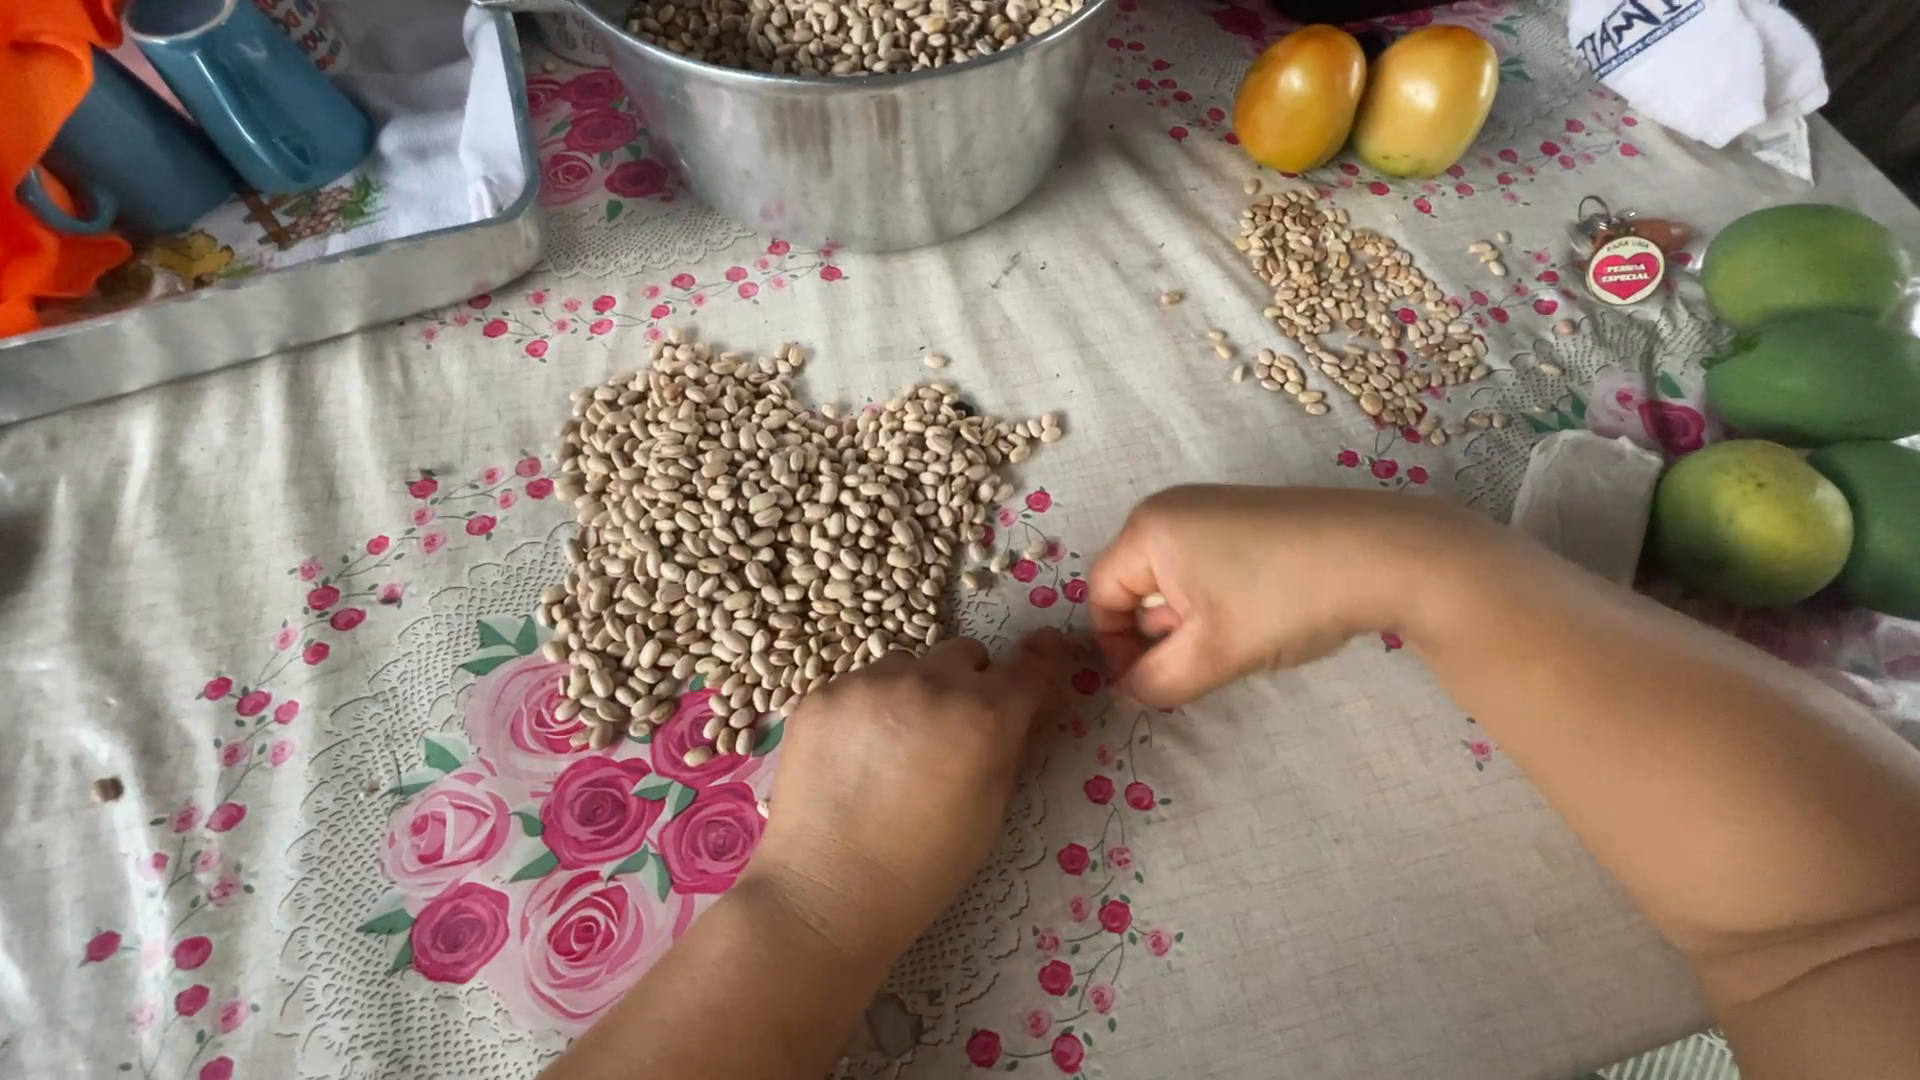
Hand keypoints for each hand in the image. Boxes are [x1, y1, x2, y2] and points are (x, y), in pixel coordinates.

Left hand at [742, 631, 1072, 964]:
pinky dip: (864, 708)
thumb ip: (1006, 746)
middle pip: (965, 653)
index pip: (1027, 665)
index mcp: (983, 717)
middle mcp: (929, 684)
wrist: (825, 895)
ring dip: (913, 690)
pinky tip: (849, 754)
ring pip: (907, 663)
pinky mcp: (821, 693)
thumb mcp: (990, 811)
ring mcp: (868, 682)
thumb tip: (1014, 710)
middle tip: (950, 727)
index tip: (1040, 657)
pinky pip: (858, 683)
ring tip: (890, 744)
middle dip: (968, 681)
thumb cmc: (922, 869)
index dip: (1038, 661)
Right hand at [1089, 485, 1489, 706]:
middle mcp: (1171, 509)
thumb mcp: (1211, 653)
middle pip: (1137, 587)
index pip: (1101, 595)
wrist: (1387, 554)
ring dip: (1193, 623)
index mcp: (1148, 529)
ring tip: (1239, 641)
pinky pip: (1207, 567)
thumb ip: (1155, 683)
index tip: (1147, 685)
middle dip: (1161, 635)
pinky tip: (1261, 617)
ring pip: (1175, 582)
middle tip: (1201, 663)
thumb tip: (1126, 695)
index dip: (1115, 648)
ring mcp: (1212, 509)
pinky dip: (1219, 602)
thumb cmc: (1281, 599)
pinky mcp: (1247, 518)